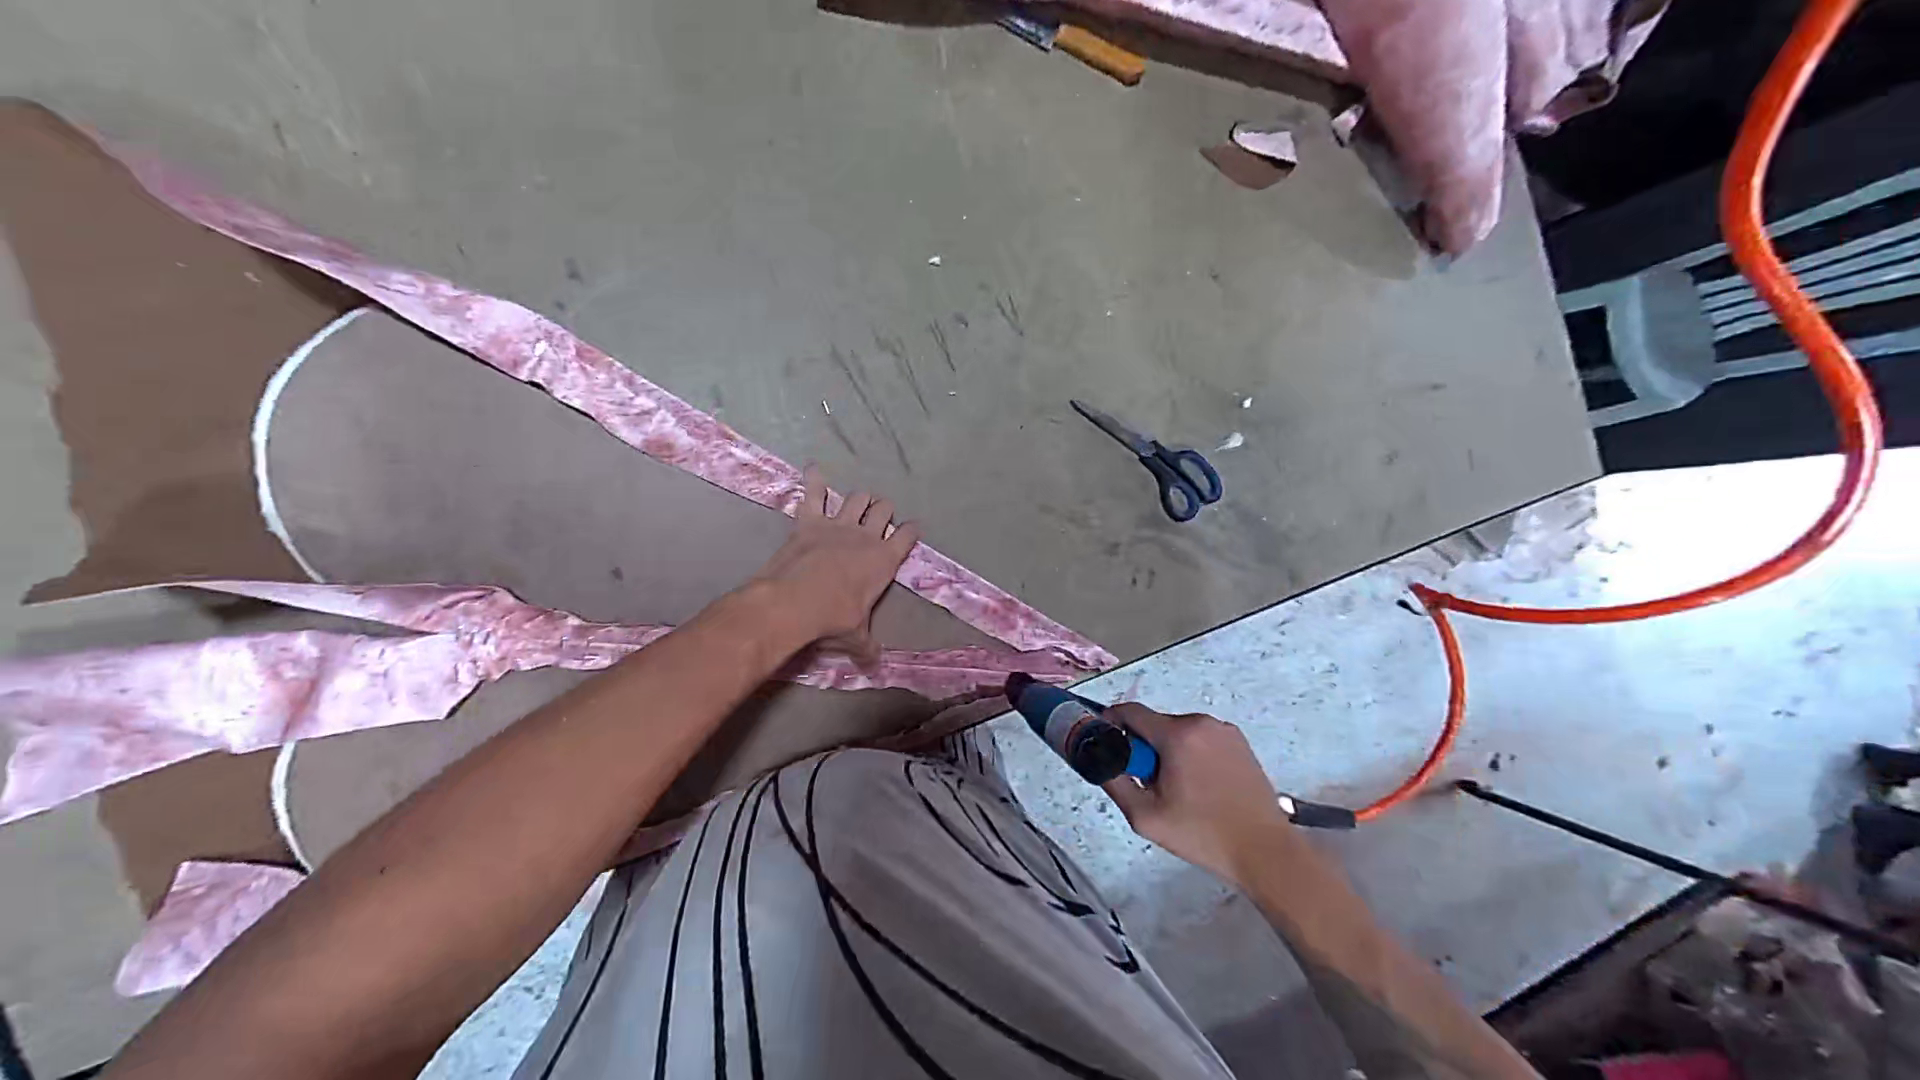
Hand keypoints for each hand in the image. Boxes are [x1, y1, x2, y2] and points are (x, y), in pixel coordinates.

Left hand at [752, 465, 920, 660]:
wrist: (794, 603)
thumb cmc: (832, 619)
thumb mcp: (855, 637)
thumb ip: (867, 648)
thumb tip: (875, 666)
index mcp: (884, 561)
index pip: (905, 538)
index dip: (910, 531)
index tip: (912, 527)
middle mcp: (865, 536)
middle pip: (882, 511)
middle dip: (884, 510)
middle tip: (881, 514)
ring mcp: (837, 524)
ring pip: (856, 498)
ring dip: (859, 498)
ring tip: (860, 498)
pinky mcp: (808, 521)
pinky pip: (813, 493)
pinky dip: (814, 480)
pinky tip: (814, 469)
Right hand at [1100, 704, 1294, 887]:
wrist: (1265, 852)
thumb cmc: (1202, 835)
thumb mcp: (1145, 816)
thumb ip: (1114, 783)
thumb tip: (1099, 760)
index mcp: (1177, 735)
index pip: (1130, 712)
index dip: (1112, 725)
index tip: (1109, 748)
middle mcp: (1201, 722)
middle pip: (1155, 724)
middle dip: (1144, 748)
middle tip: (1150, 785)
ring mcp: (1224, 730)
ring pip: (1178, 732)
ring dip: (1168, 752)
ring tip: (1179, 791)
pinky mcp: (1240, 742)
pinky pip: (1201, 739)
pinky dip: (1192, 755)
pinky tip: (1201, 788)